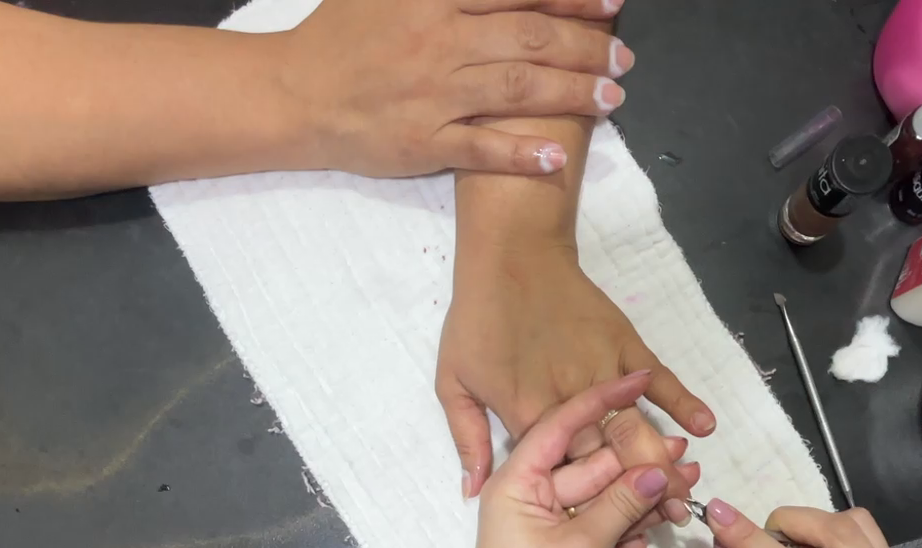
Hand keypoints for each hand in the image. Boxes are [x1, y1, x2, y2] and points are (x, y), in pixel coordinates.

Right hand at [279, 0, 632, 176]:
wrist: (298, 95)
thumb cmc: (343, 40)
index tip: (611, 2)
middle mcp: (441, 40)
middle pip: (530, 40)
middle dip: (585, 48)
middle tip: (623, 59)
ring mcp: (434, 94)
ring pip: (517, 90)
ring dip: (571, 94)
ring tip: (611, 99)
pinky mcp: (425, 142)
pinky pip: (482, 150)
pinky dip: (522, 154)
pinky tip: (558, 157)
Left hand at [437, 242, 714, 547]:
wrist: (510, 252)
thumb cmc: (477, 319)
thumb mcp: (452, 382)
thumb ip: (466, 439)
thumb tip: (470, 489)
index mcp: (529, 414)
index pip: (564, 474)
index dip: (592, 509)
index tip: (619, 536)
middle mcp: (571, 398)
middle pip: (610, 458)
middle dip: (641, 494)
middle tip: (668, 519)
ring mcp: (601, 370)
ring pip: (637, 427)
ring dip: (664, 463)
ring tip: (686, 493)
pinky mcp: (624, 345)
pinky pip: (658, 378)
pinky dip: (683, 400)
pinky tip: (705, 426)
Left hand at [451, 372, 699, 547]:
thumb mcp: (579, 547)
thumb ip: (621, 504)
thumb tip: (662, 469)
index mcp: (518, 478)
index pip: (563, 423)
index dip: (603, 399)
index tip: (641, 378)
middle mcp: (533, 488)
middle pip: (592, 460)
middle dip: (638, 460)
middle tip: (685, 453)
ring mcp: (552, 514)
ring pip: (603, 490)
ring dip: (643, 491)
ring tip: (690, 483)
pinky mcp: (567, 538)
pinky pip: (603, 516)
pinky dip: (631, 519)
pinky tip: (666, 517)